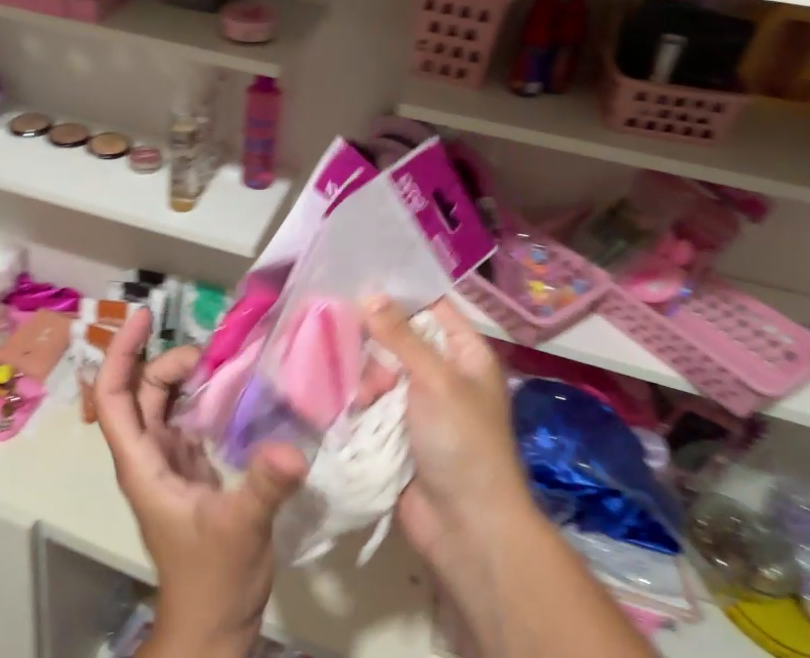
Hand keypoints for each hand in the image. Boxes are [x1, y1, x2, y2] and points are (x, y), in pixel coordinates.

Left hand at [96, 307, 307, 655]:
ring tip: (230, 363)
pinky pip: (192, 421)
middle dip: (167, 361)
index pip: (114, 397)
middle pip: (142, 392)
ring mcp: (170, 463)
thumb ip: (262, 486)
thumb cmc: (213, 577)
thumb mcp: (239, 527)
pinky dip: (209, 399)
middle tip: (213, 350)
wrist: (215, 620)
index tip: (142, 315)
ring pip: (167, 404)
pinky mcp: (193, 471)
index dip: (121, 353)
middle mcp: (149, 455)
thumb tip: (291, 450)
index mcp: (142, 463)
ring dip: (189, 378)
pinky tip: (240, 392)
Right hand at [362, 297, 536, 570]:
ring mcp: (418, 406)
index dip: (400, 295)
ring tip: (361, 400)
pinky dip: (357, 403)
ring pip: (379, 372)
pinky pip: (370, 405)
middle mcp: (443, 375)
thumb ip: (401, 336)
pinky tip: (343, 406)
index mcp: (466, 355)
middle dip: (376, 346)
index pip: (432, 308)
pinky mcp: (396, 434)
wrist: (466, 526)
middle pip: (398, 339)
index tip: (358, 283)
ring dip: (365, 380)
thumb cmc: (462, 442)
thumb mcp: (435, 380)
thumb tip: (370, 293)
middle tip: (366, 364)